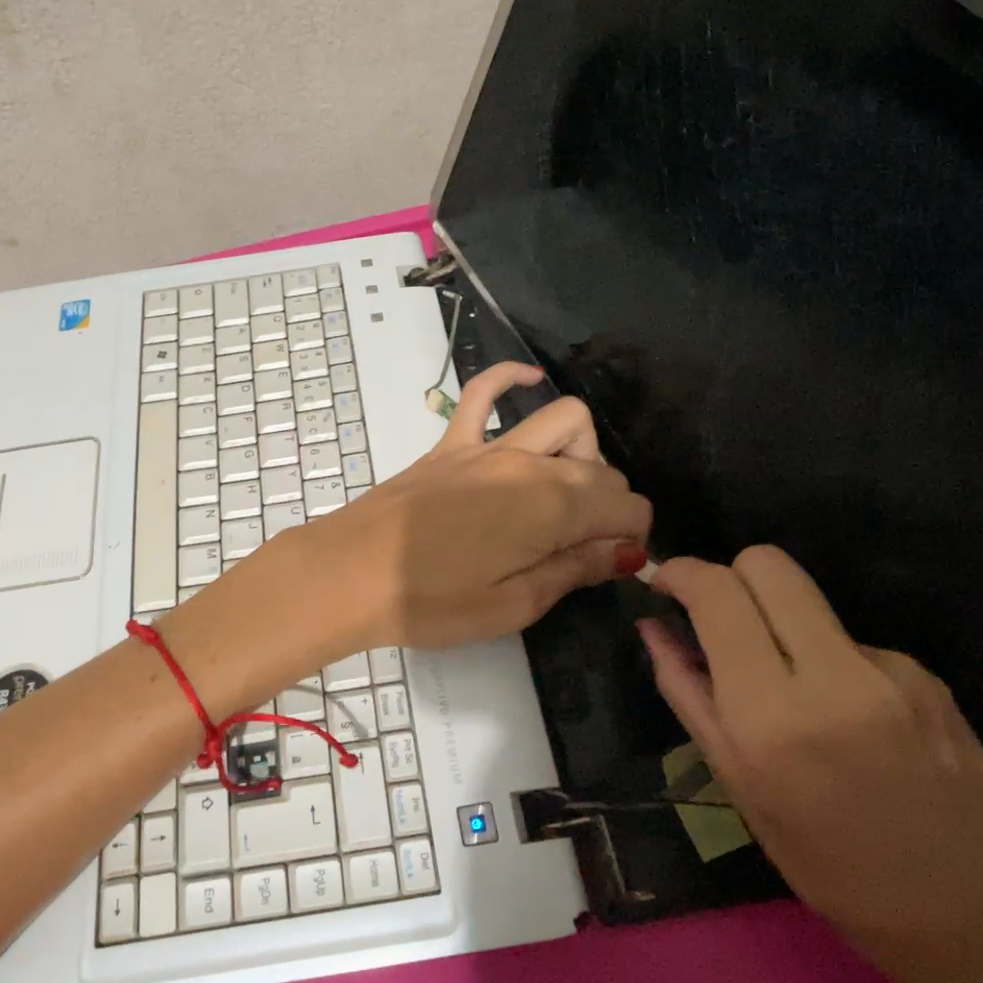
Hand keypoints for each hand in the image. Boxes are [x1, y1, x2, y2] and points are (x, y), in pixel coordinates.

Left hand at [200, 362, 650, 665]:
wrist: (348, 575)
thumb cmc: (430, 602)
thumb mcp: (512, 605)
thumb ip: (573, 571)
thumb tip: (623, 554)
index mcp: (552, 509)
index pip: (626, 505)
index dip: (634, 535)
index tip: (619, 560)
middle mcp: (529, 464)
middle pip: (600, 466)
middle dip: (610, 502)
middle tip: (588, 544)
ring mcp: (487, 447)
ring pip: (564, 419)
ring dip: (581, 449)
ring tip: (563, 489)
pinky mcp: (450, 443)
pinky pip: (482, 390)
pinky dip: (511, 377)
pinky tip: (530, 380)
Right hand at [640, 548, 982, 982]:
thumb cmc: (835, 870)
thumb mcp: (741, 790)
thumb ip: (689, 696)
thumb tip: (653, 629)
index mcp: (772, 716)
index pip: (719, 594)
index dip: (680, 572)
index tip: (663, 584)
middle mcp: (832, 674)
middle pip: (767, 564)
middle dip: (729, 576)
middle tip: (715, 620)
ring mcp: (888, 668)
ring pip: (806, 603)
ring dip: (777, 626)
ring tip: (786, 695)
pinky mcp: (924, 673)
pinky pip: (847, 640)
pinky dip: (824, 662)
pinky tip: (844, 720)